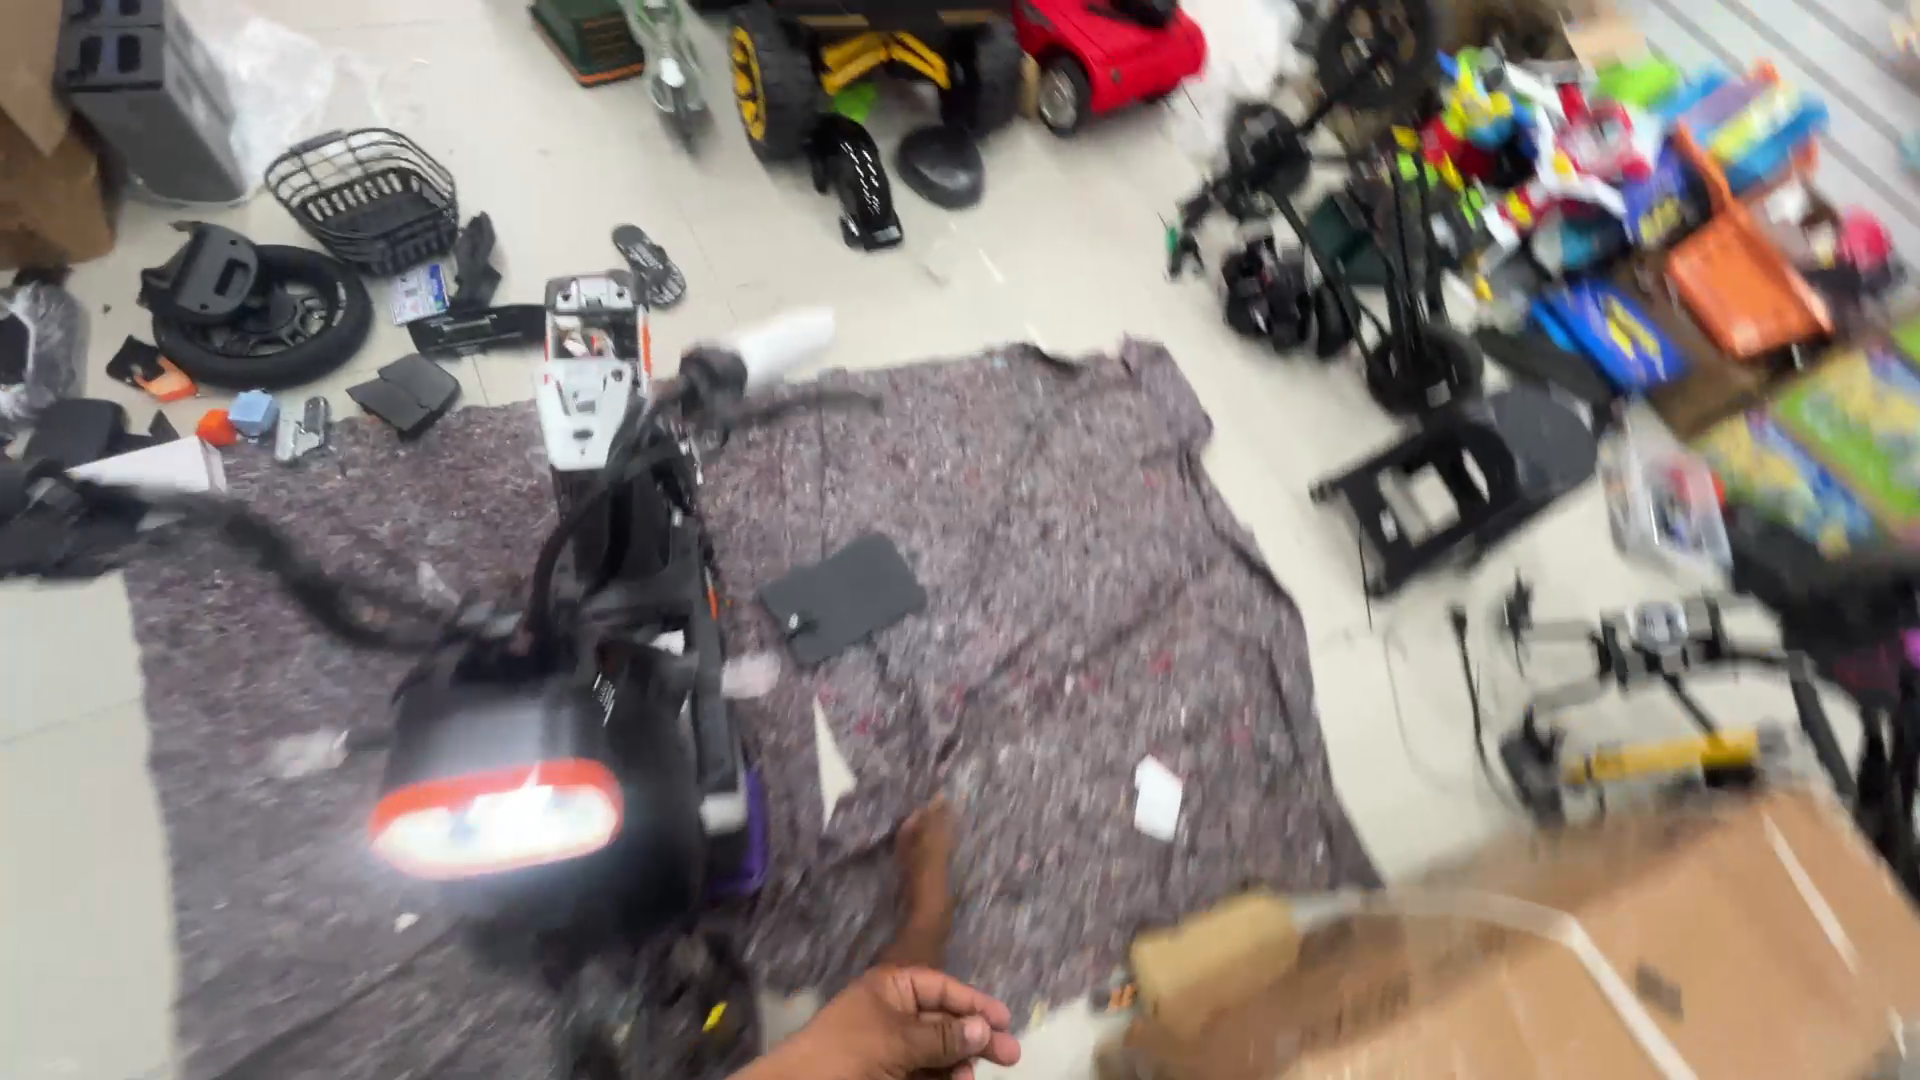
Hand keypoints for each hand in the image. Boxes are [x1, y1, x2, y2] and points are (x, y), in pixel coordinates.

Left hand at [739, 966, 1020, 1079]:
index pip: (941, 987)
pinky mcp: (886, 1074)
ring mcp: (889, 1046)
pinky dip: (941, 1077)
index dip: (974, 1002)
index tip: (1005, 1020)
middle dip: (974, 1036)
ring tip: (972, 1076)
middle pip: (943, 1020)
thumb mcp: (897, 1040)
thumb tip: (983, 1027)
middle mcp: (893, 1012)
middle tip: (1011, 1055)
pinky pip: (922, 1071)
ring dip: (958, 1062)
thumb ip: (941, 1037)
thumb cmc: (846, 1051)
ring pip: (936, 1051)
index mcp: (891, 987)